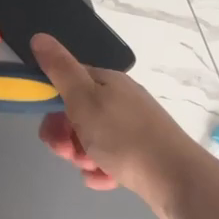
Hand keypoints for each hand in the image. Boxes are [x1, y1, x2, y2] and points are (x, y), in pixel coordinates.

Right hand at [31, 33, 214, 218]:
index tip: (48, 121)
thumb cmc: (125, 137)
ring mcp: (134, 130)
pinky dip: (101, 170)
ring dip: (81, 154)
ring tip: (89, 167)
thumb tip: (40, 37)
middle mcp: (122, 101)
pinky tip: (103, 179)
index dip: (50, 101)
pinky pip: (109, 160)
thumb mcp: (84, 99)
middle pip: (77, 113)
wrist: (178, 182)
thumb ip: (59, 69)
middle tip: (65, 151)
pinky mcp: (142, 157)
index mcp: (109, 83)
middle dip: (64, 134)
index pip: (68, 81)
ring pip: (91, 139)